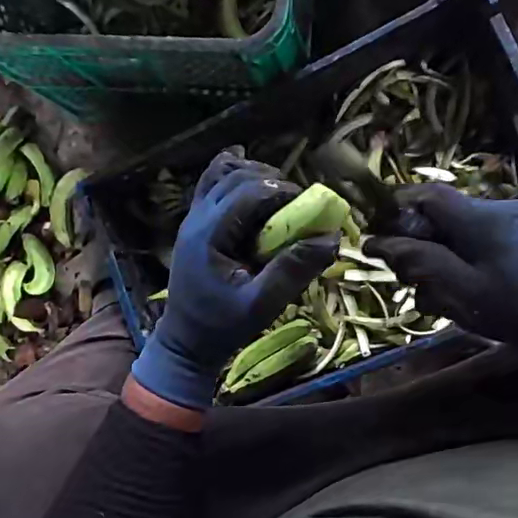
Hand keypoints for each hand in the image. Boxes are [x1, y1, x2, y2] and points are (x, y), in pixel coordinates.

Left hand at [129, 153, 339, 409]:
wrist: (186, 343)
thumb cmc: (223, 326)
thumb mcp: (262, 304)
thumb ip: (293, 270)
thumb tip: (332, 237)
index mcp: (208, 234)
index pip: (250, 192)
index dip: (284, 191)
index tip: (311, 208)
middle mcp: (196, 218)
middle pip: (236, 175)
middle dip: (272, 181)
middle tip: (298, 204)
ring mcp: (192, 219)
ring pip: (221, 173)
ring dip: (254, 175)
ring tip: (280, 195)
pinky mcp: (195, 225)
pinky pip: (212, 185)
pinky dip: (233, 175)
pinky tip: (252, 174)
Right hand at [365, 185, 517, 396]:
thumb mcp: (469, 295)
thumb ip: (424, 266)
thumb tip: (384, 243)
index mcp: (482, 219)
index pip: (427, 197)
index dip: (398, 211)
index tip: (381, 240)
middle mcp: (503, 209)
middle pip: (448, 216)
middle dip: (424, 244)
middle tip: (417, 283)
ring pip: (471, 232)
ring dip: (452, 256)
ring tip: (453, 297)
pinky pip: (496, 242)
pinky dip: (478, 261)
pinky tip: (487, 292)